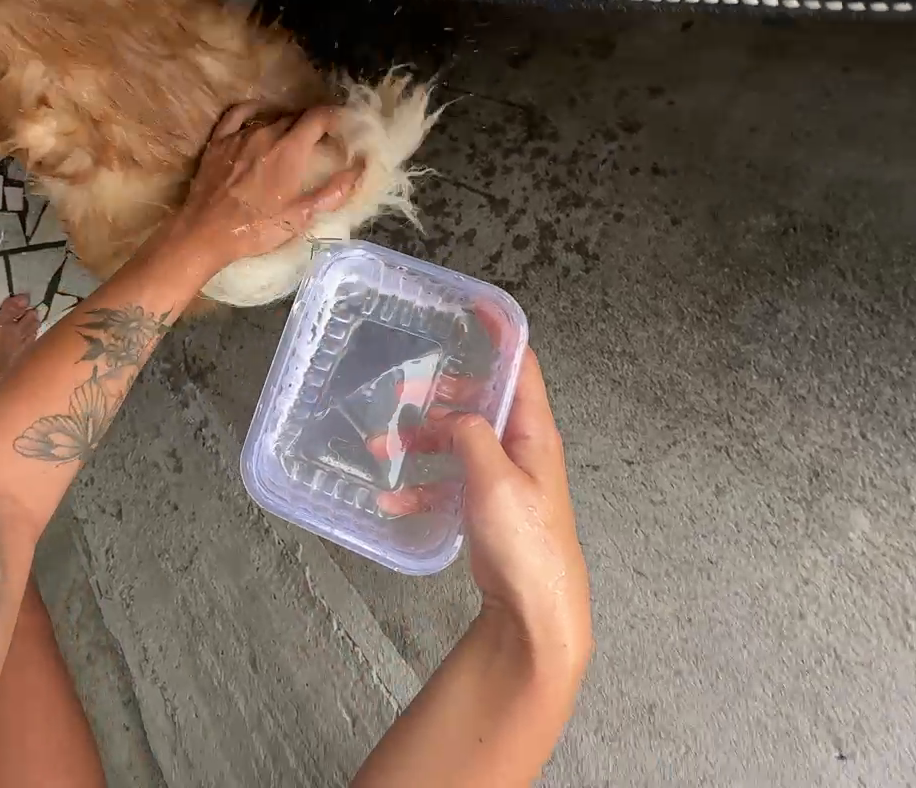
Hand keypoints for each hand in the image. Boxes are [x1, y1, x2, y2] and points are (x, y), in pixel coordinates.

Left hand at [164, 103, 361, 267]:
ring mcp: (239, 136)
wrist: (205, 233)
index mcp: (290, 149)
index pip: (319, 117)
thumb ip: (334, 191)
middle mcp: (266, 133)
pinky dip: (253, 110)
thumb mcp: (300, 216)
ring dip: (286, 123)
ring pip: (270, 117)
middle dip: (313, 125)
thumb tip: (360, 169)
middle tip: (321, 142)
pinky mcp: (217, 142)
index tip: (345, 126)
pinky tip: (260, 115)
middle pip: (296, 117)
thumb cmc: (256, 229)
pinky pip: (237, 114)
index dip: (336, 117)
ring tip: (294, 137)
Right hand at [376, 351, 591, 664]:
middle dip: (439, 392)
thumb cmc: (526, 542)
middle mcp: (518, 448)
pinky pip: (446, 482)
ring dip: (418, 440)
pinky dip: (419, 485)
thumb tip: (452, 415)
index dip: (500, 334)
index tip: (474, 306)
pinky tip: (392, 499)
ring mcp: (500, 476)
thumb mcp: (495, 480)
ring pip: (455, 440)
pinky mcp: (483, 503)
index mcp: (532, 433)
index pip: (521, 367)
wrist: (535, 610)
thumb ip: (471, 436)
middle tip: (401, 388)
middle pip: (478, 401)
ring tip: (380, 445)